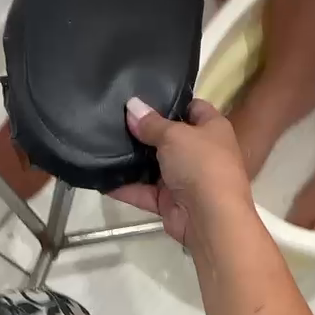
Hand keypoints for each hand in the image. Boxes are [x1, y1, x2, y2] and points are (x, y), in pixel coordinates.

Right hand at [108, 97, 254, 246]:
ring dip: (133, 161)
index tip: (144, 98)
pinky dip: (126, 189)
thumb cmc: (200, 163)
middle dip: (145, 132)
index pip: (193, 108)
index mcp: (211, 129)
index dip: (172, 102)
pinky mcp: (169, 203)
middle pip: (169, 138)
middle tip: (116, 119)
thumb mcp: (174, 135)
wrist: (210, 217)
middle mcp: (199, 153)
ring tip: (104, 145)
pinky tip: (103, 180)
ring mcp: (183, 179)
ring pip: (154, 167)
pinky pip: (144, 193)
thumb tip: (131, 105)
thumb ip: (151, 123)